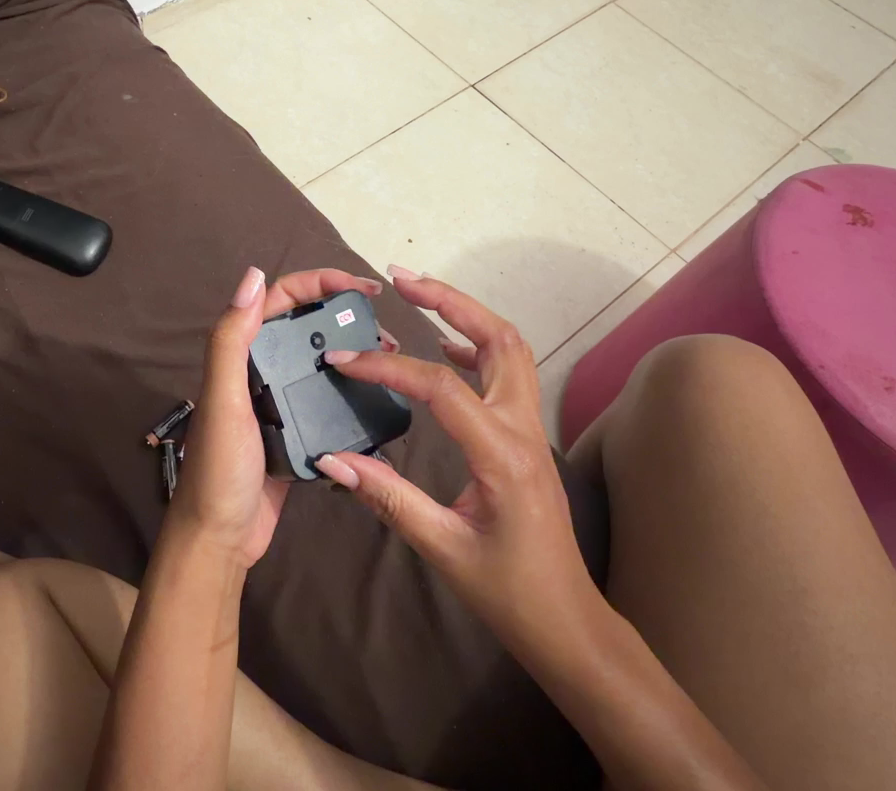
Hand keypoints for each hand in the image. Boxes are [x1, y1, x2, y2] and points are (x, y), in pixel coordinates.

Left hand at [169, 266, 393, 567]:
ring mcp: (278, 403)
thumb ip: (233, 339)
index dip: (319, 282)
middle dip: (344, 315)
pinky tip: (378, 394)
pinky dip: (349, 390)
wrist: (221, 537)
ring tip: (391, 358)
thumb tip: (253, 275)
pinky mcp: (296, 433)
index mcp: (240, 356)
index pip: (280, 300)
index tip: (364, 288)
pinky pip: (325, 400)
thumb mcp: (225, 398)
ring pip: (319, 362)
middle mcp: (259, 372)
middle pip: (305, 327)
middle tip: (388, 329)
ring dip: (352, 352)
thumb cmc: (221, 466)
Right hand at [313, 267, 601, 662]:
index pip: (440, 388)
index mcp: (502, 453)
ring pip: (510, 348)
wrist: (565, 618)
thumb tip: (331, 460)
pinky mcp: (527, 436)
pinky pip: (509, 372)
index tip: (342, 359)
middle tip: (400, 278)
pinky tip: (445, 349)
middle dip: (449, 300)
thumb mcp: (441, 546)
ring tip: (419, 295)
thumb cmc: (506, 589)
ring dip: (467, 314)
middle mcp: (523, 428)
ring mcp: (532, 428)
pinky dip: (477, 346)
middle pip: (498, 338)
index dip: (386, 367)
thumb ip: (387, 497)